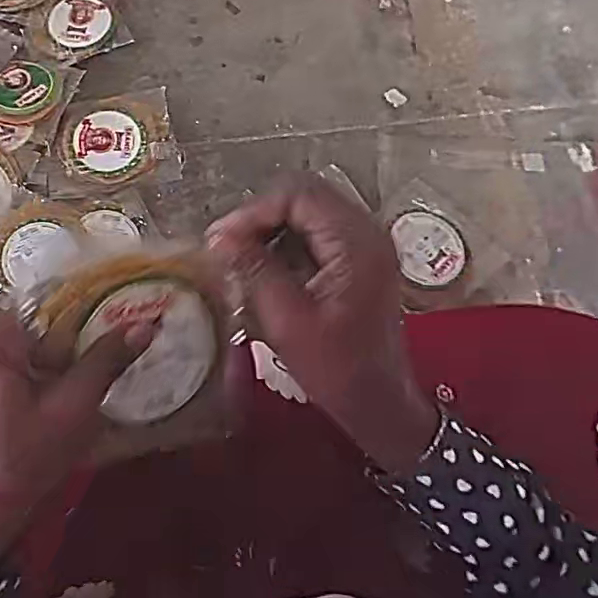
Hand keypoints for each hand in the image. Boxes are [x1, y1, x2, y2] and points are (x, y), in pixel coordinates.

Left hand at [0, 312, 153, 569]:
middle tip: (140, 303)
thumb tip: (149, 323)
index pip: (49, 293)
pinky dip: (79, 356)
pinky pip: (52, 354)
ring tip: (134, 323)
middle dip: (95, 312)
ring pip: (57, 334)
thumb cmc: (29, 450)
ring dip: (90, 336)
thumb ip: (108, 358)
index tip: (127, 280)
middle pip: (54, 313)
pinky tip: (113, 353)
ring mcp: (6, 359)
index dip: (89, 287)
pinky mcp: (17, 378)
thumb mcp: (74, 401)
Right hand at [207, 174, 437, 472]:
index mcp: (355, 243)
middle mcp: (366, 232)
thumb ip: (254, 271)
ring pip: (308, 212)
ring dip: (271, 229)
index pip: (298, 195)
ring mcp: (365, 245)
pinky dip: (285, 243)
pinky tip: (263, 268)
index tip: (221, 238)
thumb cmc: (337, 369)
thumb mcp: (287, 320)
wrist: (378, 402)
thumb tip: (218, 237)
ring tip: (238, 256)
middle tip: (226, 244)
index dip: (253, 211)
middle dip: (259, 216)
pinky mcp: (357, 260)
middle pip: (305, 196)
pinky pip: (316, 233)